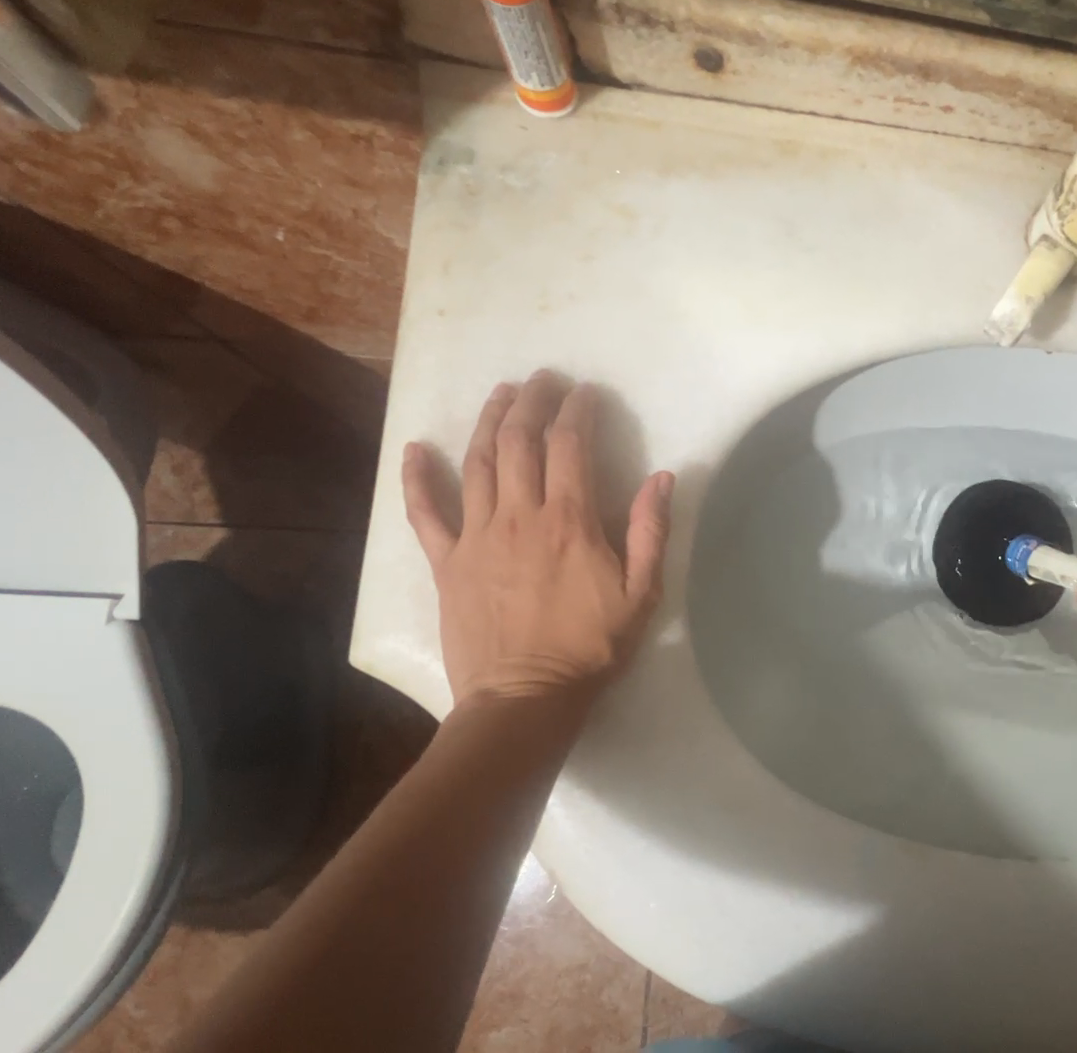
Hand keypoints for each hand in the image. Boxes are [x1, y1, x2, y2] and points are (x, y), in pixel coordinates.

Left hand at [402, 372, 673, 708]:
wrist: (524, 698)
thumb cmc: (590, 647)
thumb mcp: (641, 594)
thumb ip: (650, 532)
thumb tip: (662, 477)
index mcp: (569, 521)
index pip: (571, 446)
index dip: (578, 411)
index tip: (585, 392)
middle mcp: (518, 516)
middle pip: (521, 441)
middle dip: (533, 401)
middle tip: (543, 379)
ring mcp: (475, 536)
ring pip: (478, 463)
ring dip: (490, 421)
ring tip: (502, 393)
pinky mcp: (445, 562)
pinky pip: (424, 512)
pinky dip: (417, 478)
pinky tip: (415, 449)